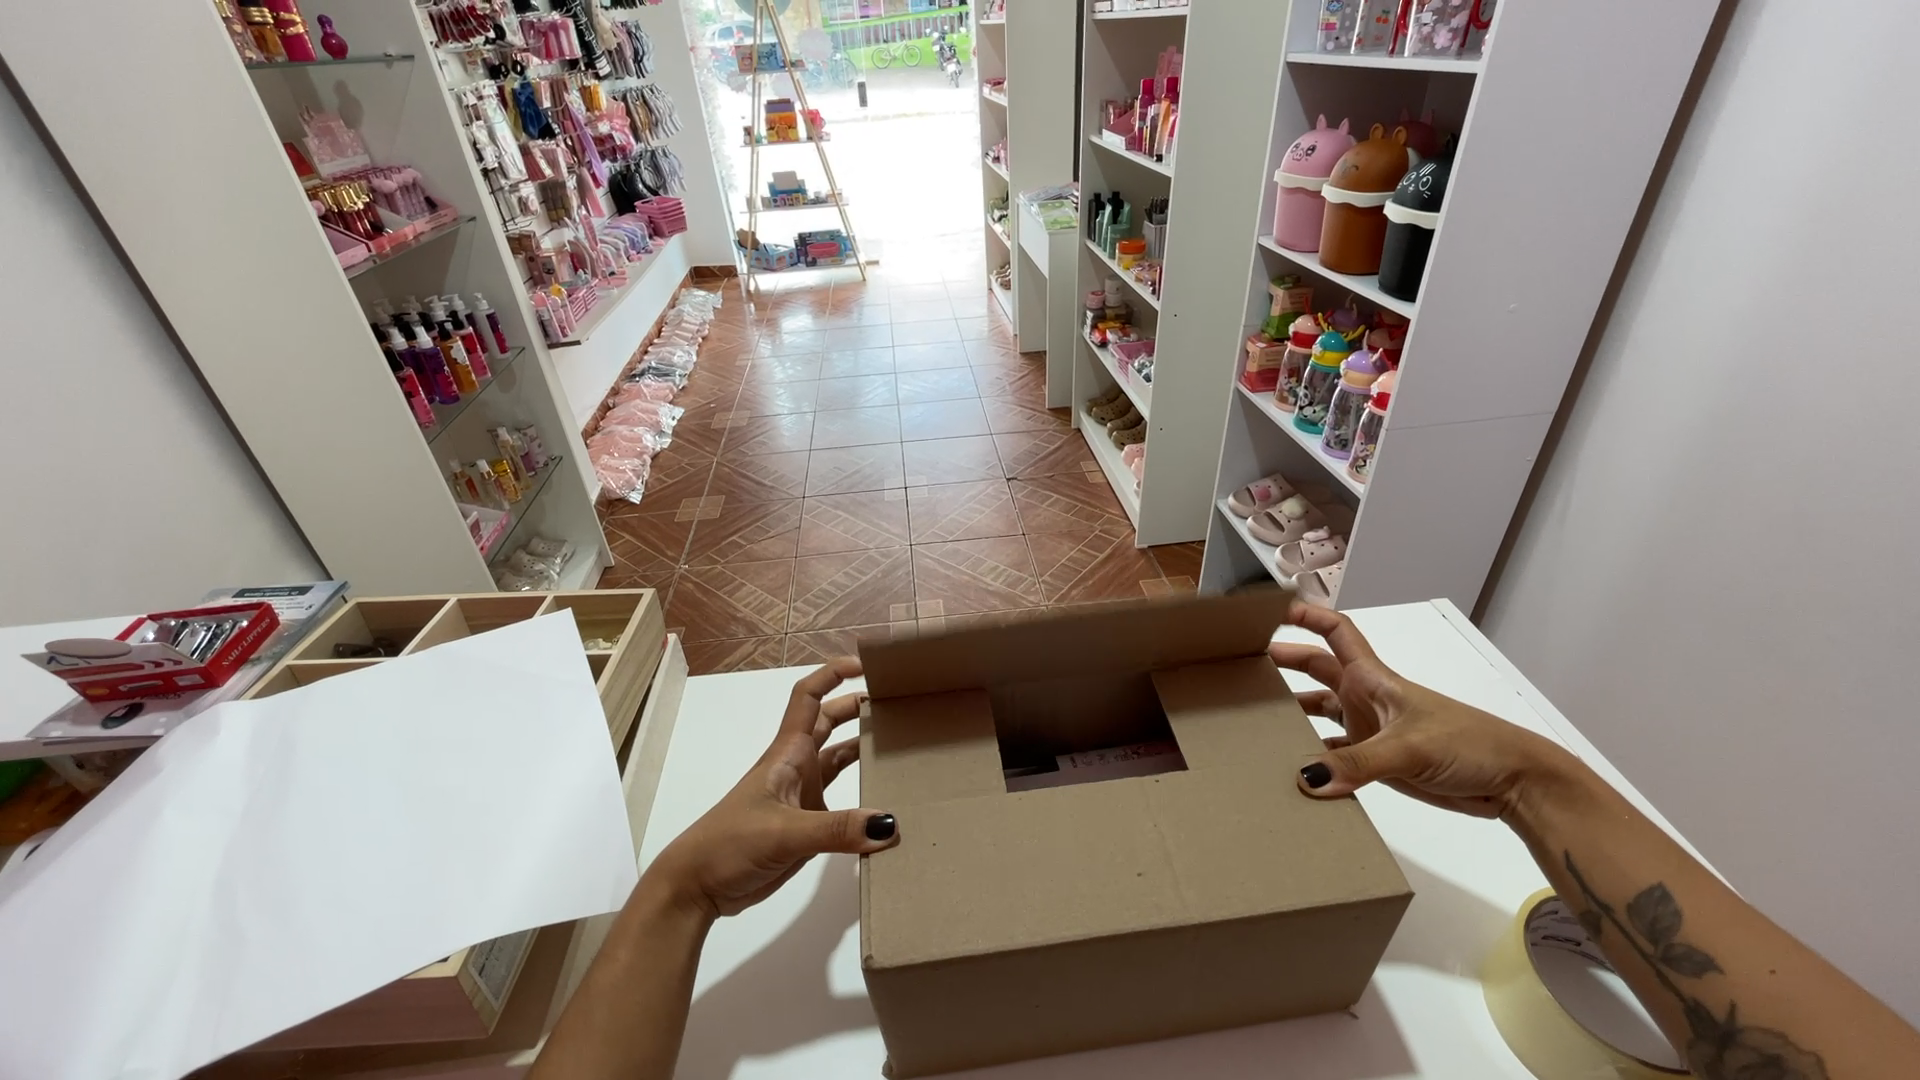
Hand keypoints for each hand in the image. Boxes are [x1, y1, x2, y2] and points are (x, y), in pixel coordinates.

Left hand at [649, 657, 898, 919]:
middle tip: (898, 702)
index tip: (865, 665)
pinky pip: (843, 800)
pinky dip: (864, 796)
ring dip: (865, 747)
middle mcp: (797, 766)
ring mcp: (802, 795)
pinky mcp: (807, 824)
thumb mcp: (784, 833)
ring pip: (839, 757)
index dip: (832, 674)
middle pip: (830, 721)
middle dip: (858, 706)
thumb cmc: (731, 843)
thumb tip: (890, 824)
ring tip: (902, 742)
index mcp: (787, 753)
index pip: (808, 696)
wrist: (698, 886)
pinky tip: (888, 804)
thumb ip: (837, 829)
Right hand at [1270, 603, 1582, 819]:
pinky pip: (1332, 755)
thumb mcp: (1409, 748)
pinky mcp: (1378, 762)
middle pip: (1316, 669)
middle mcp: (1366, 698)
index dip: (1307, 616)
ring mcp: (1370, 730)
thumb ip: (1356, 765)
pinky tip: (1291, 767)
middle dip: (1283, 663)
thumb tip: (1304, 779)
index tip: (1272, 611)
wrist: (1513, 782)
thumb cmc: (1468, 743)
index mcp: (1374, 679)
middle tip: (1244, 666)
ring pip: (1319, 711)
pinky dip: (1312, 759)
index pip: (1335, 632)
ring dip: (1292, 712)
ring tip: (1255, 717)